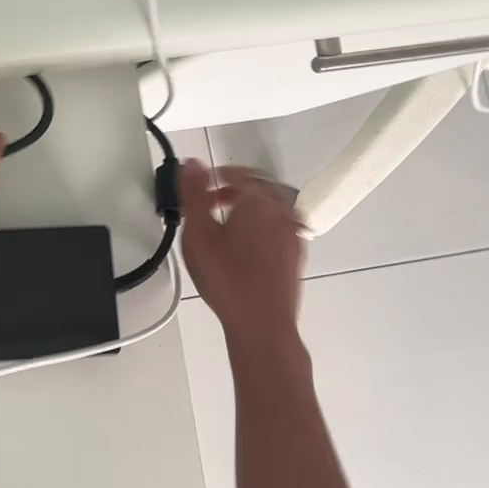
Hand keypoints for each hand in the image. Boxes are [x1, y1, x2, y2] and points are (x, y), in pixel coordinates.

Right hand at [178, 160, 305, 339]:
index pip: (239, 173)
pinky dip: (264, 220)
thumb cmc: (227, 280)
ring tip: (228, 217)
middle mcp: (282, 212)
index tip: (201, 182)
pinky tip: (247, 239)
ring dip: (251, 202)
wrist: (261, 323)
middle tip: (212, 197)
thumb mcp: (198, 235)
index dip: (217, 174)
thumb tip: (192, 164)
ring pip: (274, 203)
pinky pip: (282, 223)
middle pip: (261, 185)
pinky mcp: (296, 252)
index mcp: (257, 202)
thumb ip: (194, 195)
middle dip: (235, 185)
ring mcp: (293, 233)